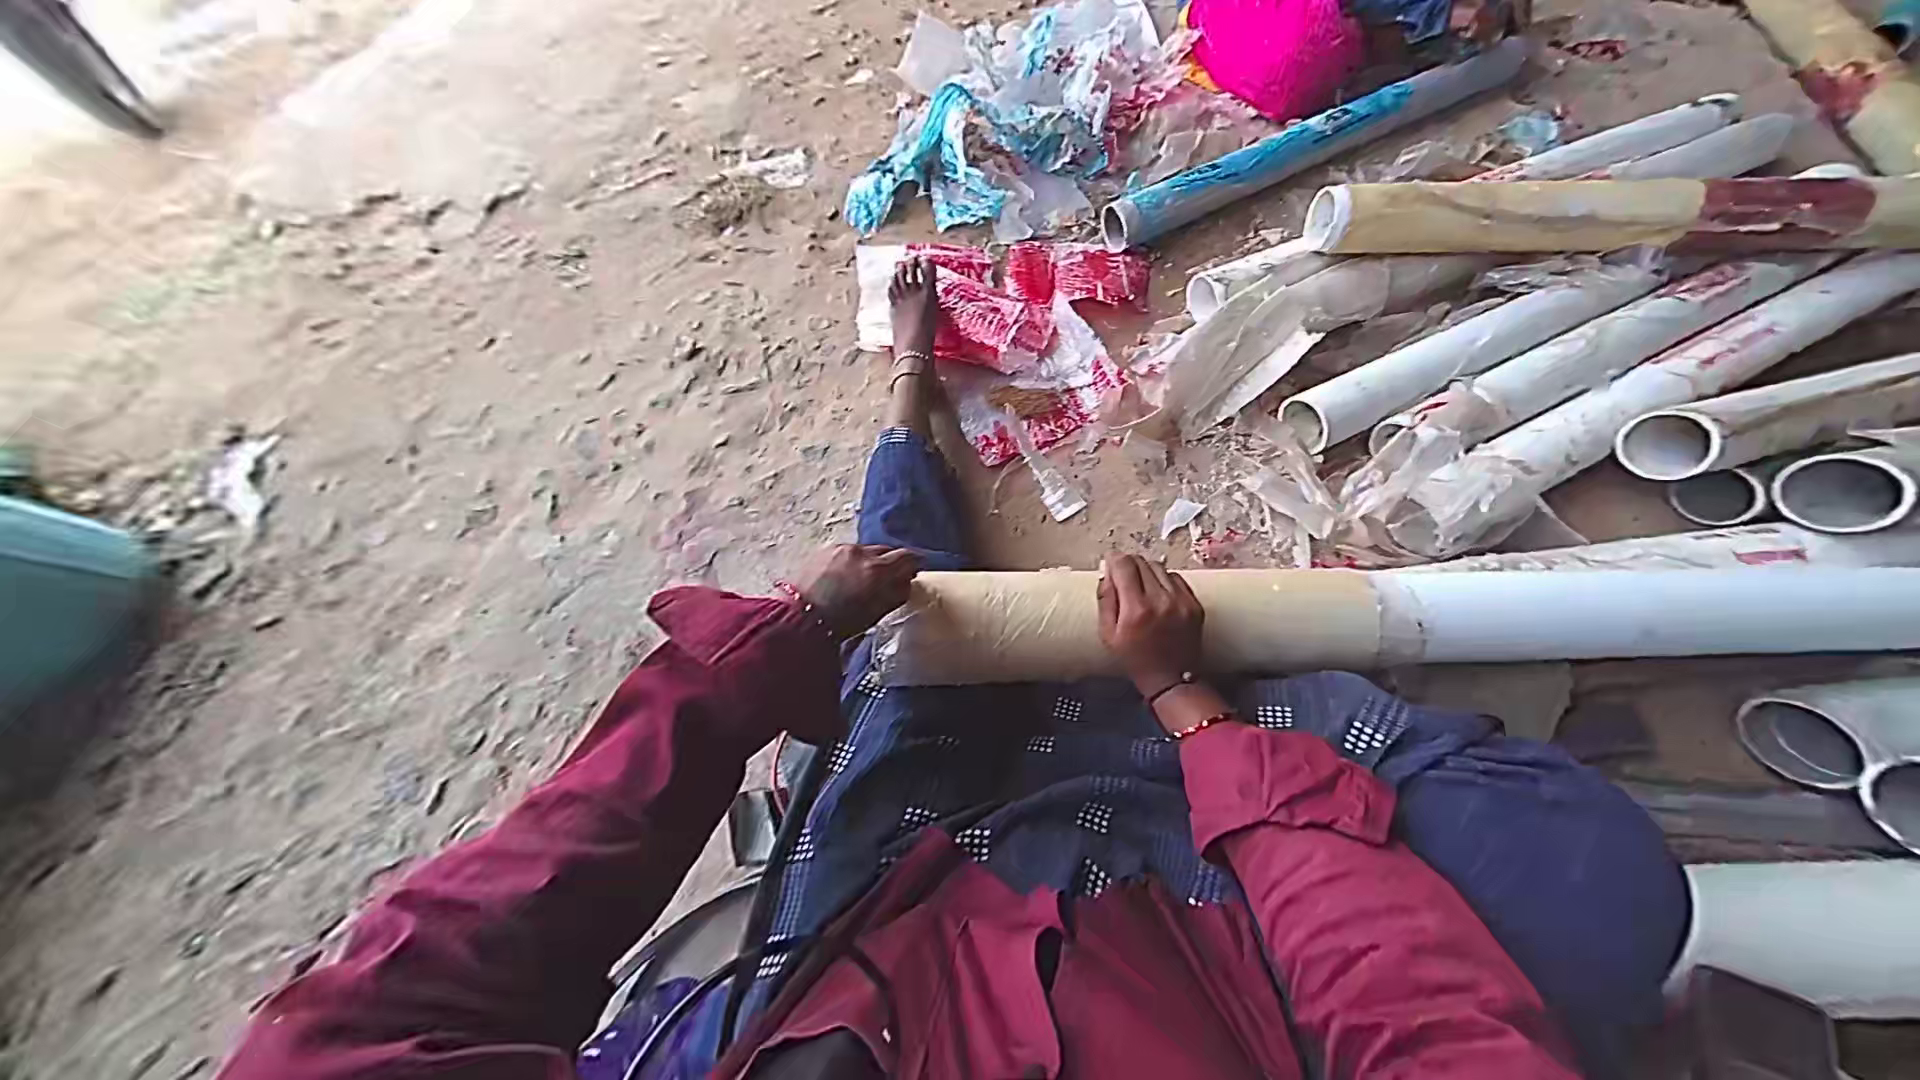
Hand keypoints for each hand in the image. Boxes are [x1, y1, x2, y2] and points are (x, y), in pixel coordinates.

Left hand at [792, 544, 922, 639]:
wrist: (799, 618)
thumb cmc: (841, 622)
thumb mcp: (877, 613)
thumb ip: (897, 593)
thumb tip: (908, 581)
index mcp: (878, 571)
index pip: (906, 556)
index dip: (914, 562)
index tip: (914, 569)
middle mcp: (862, 553)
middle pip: (887, 550)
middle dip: (891, 561)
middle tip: (890, 576)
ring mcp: (843, 549)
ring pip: (867, 550)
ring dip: (871, 560)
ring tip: (865, 578)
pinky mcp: (826, 550)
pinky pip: (848, 551)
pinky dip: (853, 560)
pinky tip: (847, 575)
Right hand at [1097, 553, 1204, 695]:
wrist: (1172, 679)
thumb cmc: (1135, 659)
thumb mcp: (1108, 634)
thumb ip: (1105, 599)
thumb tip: (1107, 573)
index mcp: (1136, 609)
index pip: (1124, 565)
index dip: (1114, 559)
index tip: (1110, 562)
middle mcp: (1161, 600)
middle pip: (1141, 562)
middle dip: (1128, 565)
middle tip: (1123, 577)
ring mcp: (1181, 601)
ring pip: (1159, 567)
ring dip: (1146, 572)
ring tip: (1141, 588)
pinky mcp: (1195, 604)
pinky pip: (1176, 578)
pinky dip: (1164, 581)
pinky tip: (1158, 595)